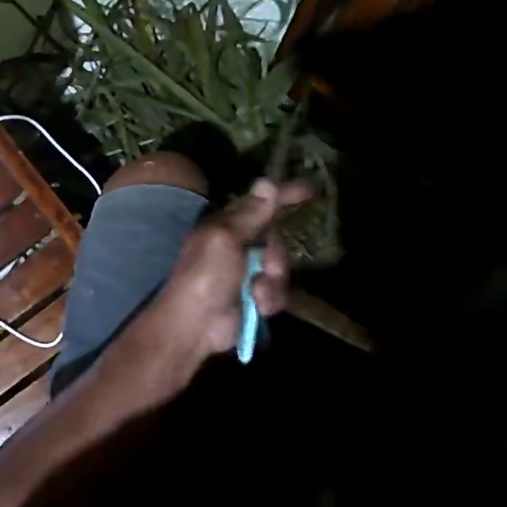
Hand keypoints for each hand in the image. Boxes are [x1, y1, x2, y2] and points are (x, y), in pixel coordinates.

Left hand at [140, 178, 311, 364]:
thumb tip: (266, 181)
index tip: (311, 189)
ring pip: (281, 268)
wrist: (196, 325)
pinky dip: (271, 300)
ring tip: (256, 294)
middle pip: (277, 239)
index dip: (285, 195)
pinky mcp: (254, 298)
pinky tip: (258, 307)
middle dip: (276, 256)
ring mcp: (247, 273)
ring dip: (273, 283)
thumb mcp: (225, 239)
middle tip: (266, 268)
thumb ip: (250, 214)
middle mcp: (238, 246)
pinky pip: (278, 292)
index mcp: (226, 226)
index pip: (261, 204)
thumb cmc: (205, 277)